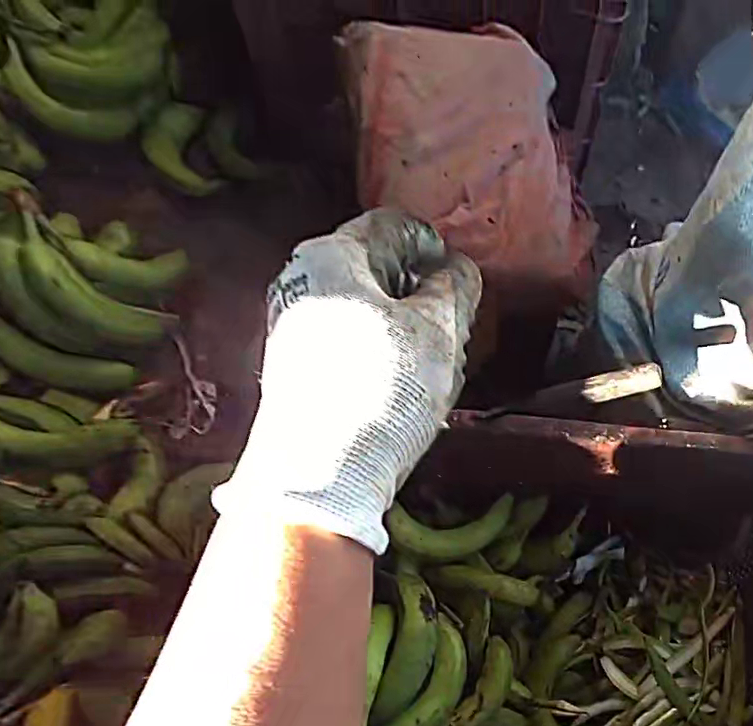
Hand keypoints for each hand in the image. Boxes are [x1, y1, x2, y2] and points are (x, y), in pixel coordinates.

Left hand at [221, 209, 481, 553]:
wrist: (322, 472)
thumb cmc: (380, 391)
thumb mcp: (438, 332)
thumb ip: (454, 290)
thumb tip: (458, 271)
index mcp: (330, 256)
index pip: (390, 226)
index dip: (432, 244)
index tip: (455, 271)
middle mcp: (301, 283)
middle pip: (373, 269)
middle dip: (417, 291)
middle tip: (453, 321)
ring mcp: (294, 328)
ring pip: (362, 310)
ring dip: (402, 326)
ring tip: (434, 360)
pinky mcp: (297, 371)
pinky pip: (348, 344)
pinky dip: (381, 353)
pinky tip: (402, 386)